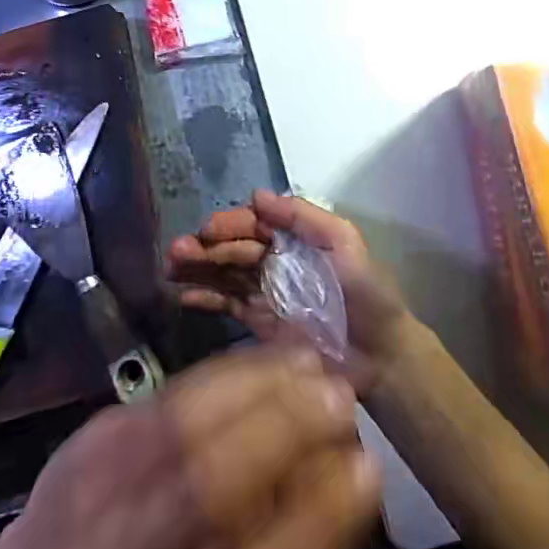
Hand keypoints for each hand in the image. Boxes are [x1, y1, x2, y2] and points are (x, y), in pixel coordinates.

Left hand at [0, 347, 377, 548]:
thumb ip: (285, 540)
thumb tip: (346, 474)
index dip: (317, 518)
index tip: (367, 468)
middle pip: (204, 485)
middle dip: (285, 425)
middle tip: (340, 394)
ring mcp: (84, 499)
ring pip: (177, 425)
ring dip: (253, 381)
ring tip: (306, 360)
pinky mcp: (79, 447)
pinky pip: (158, 400)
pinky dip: (217, 375)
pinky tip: (255, 363)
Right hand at [168, 191, 412, 368]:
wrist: (379, 354)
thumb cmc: (366, 292)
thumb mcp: (343, 243)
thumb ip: (303, 217)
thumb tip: (257, 194)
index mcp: (299, 240)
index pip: (257, 225)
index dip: (231, 224)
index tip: (207, 229)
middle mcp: (280, 263)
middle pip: (236, 250)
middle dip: (206, 247)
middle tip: (175, 250)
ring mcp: (269, 294)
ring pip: (227, 276)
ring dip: (198, 269)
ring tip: (169, 268)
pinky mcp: (262, 325)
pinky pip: (229, 307)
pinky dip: (206, 300)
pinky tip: (183, 296)